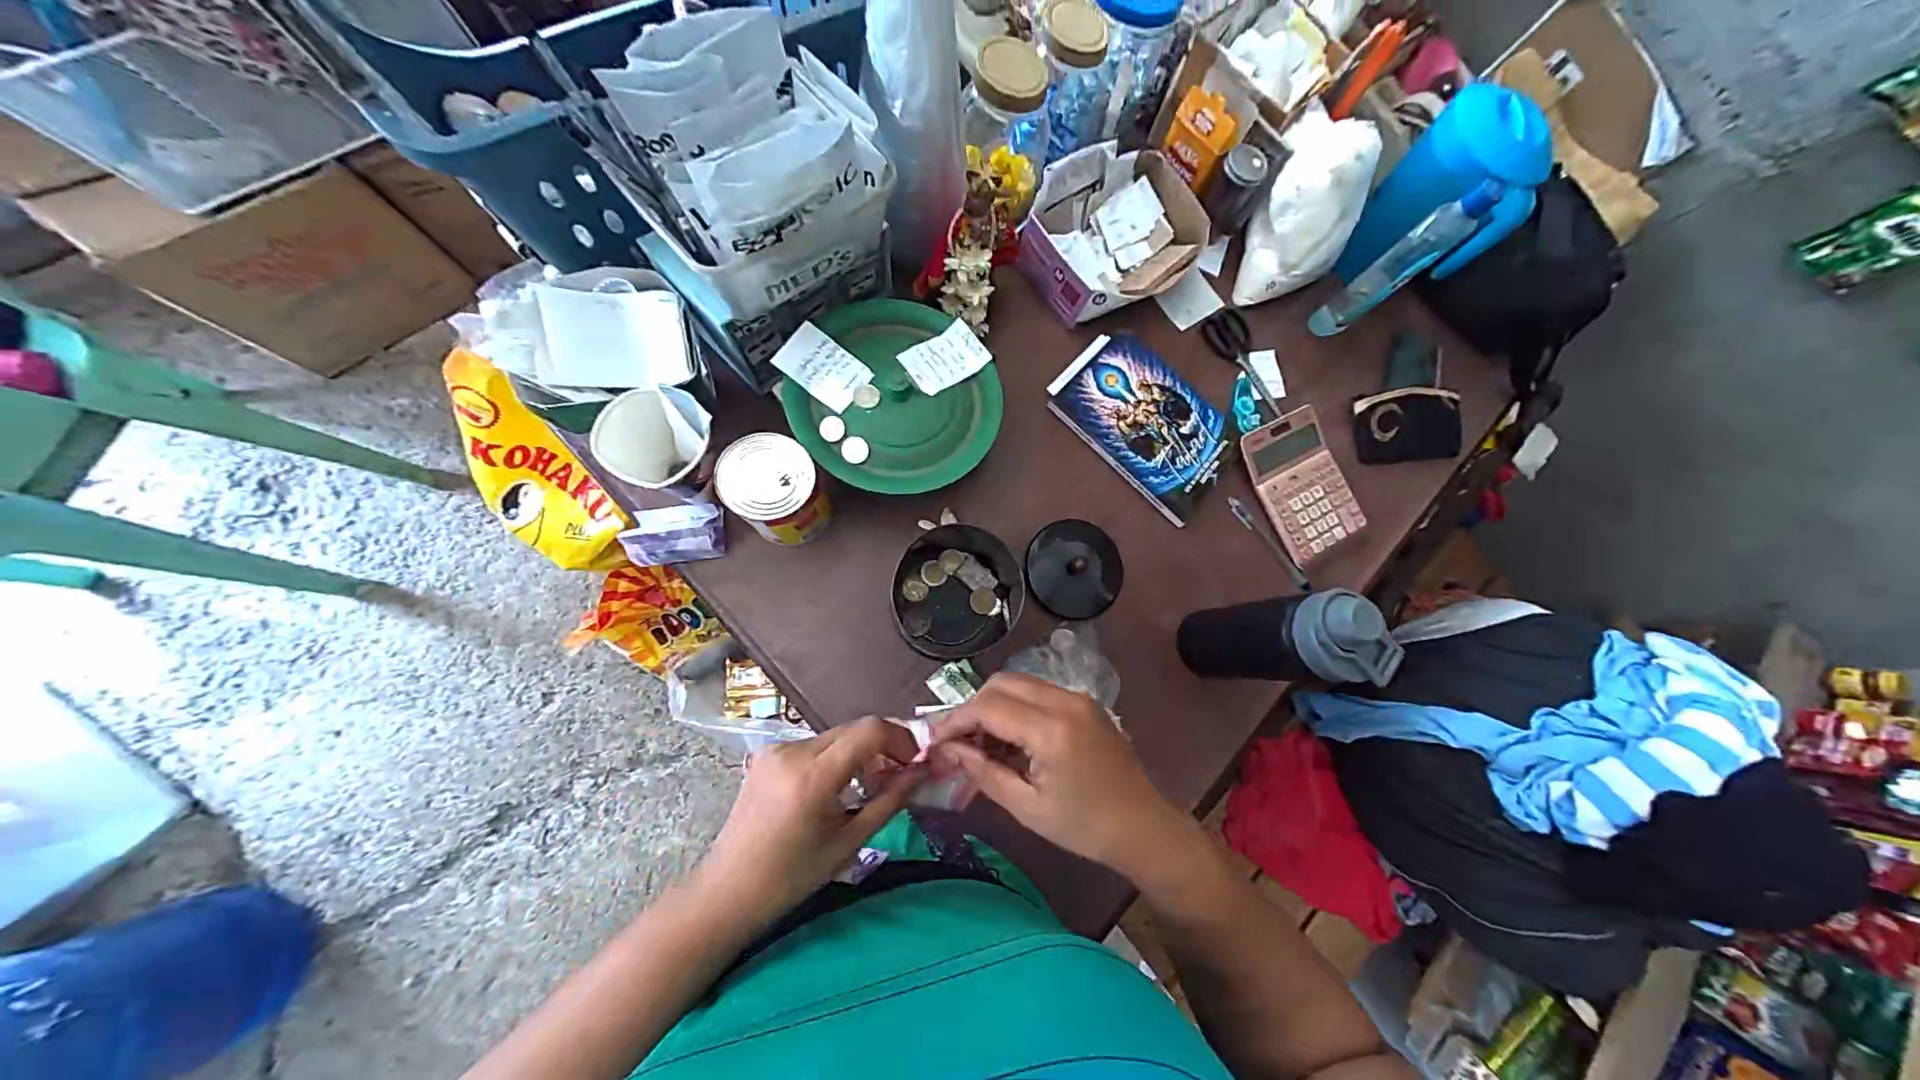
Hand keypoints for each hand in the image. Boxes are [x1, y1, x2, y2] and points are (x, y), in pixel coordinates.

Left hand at [697, 717, 922, 922]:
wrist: (729, 891)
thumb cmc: (791, 878)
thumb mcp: (848, 842)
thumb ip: (888, 801)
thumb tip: (921, 772)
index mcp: (812, 775)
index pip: (869, 730)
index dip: (901, 739)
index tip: (915, 762)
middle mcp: (792, 750)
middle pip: (854, 729)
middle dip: (883, 746)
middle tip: (898, 776)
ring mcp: (776, 749)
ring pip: (836, 736)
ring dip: (859, 753)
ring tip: (867, 786)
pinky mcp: (768, 754)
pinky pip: (815, 745)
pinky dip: (835, 758)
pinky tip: (838, 787)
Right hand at [931, 674, 1199, 882]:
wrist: (1142, 827)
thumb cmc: (1084, 827)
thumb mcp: (1026, 807)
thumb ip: (983, 772)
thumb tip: (948, 749)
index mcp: (1051, 729)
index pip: (987, 707)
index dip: (955, 721)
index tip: (935, 741)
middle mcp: (1065, 701)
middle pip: (1001, 683)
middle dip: (972, 708)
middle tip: (958, 742)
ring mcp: (1078, 698)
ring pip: (1018, 683)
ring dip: (993, 705)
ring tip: (982, 743)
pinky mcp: (1085, 702)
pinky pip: (1038, 692)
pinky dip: (1016, 707)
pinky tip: (1010, 739)